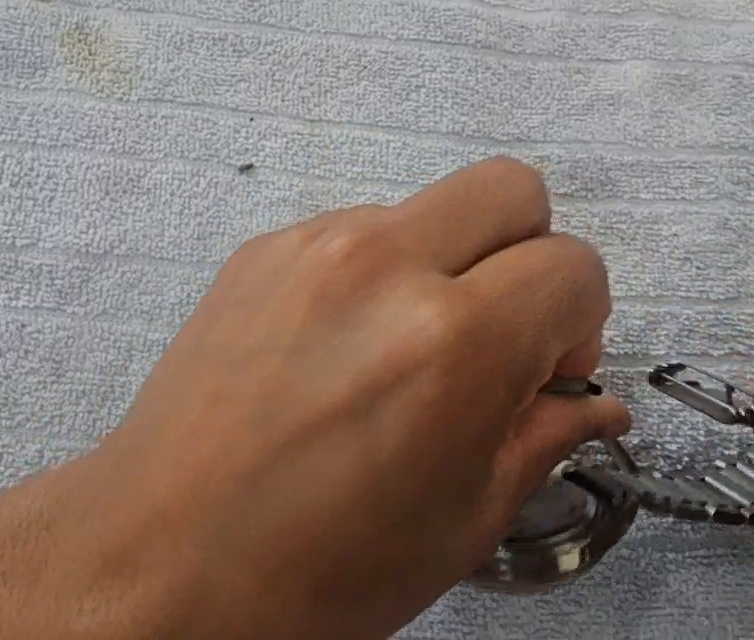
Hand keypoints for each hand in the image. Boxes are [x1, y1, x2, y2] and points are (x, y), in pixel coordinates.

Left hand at [94, 155, 627, 636]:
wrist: (163, 552)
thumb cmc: (309, 567)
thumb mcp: (461, 520)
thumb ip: (543, 436)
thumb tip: (590, 400)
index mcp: (451, 341)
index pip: (573, 265)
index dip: (582, 316)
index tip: (554, 360)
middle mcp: (383, 265)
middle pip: (510, 187)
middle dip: (527, 250)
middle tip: (502, 324)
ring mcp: (314, 244)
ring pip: (429, 206)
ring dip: (445, 261)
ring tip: (407, 345)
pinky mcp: (265, 246)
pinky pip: (357, 227)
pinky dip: (377, 270)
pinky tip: (344, 342)